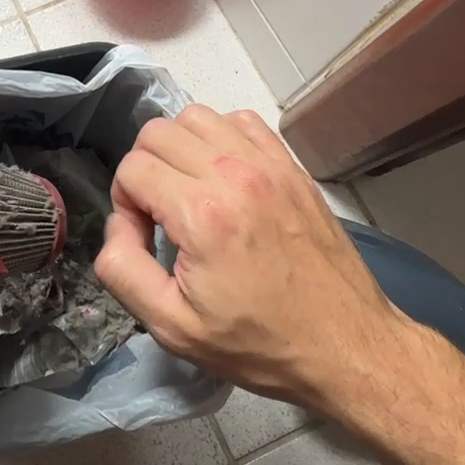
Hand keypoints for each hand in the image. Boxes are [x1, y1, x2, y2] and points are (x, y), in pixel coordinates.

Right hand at [92, 105, 414, 413]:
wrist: (348, 347)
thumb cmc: (260, 343)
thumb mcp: (174, 328)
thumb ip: (123, 270)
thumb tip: (116, 226)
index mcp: (202, 215)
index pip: (132, 169)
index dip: (124, 203)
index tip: (145, 237)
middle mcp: (233, 175)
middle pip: (156, 133)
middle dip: (144, 170)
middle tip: (161, 213)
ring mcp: (267, 164)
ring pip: (194, 117)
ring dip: (179, 148)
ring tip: (189, 190)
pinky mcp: (290, 165)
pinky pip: (239, 119)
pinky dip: (220, 137)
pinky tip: (224, 176)